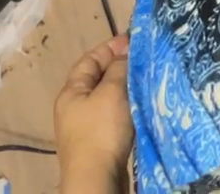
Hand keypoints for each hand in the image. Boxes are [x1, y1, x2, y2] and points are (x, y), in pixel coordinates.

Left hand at [55, 36, 132, 192]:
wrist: (97, 182)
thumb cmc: (101, 131)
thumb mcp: (111, 92)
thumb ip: (118, 68)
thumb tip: (125, 52)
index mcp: (72, 91)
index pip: (90, 59)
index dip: (110, 47)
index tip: (134, 40)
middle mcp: (76, 107)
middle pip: (99, 78)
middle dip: (121, 66)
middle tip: (145, 58)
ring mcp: (87, 126)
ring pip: (109, 97)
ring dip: (127, 87)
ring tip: (148, 79)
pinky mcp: (100, 142)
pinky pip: (115, 115)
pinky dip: (128, 106)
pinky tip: (143, 104)